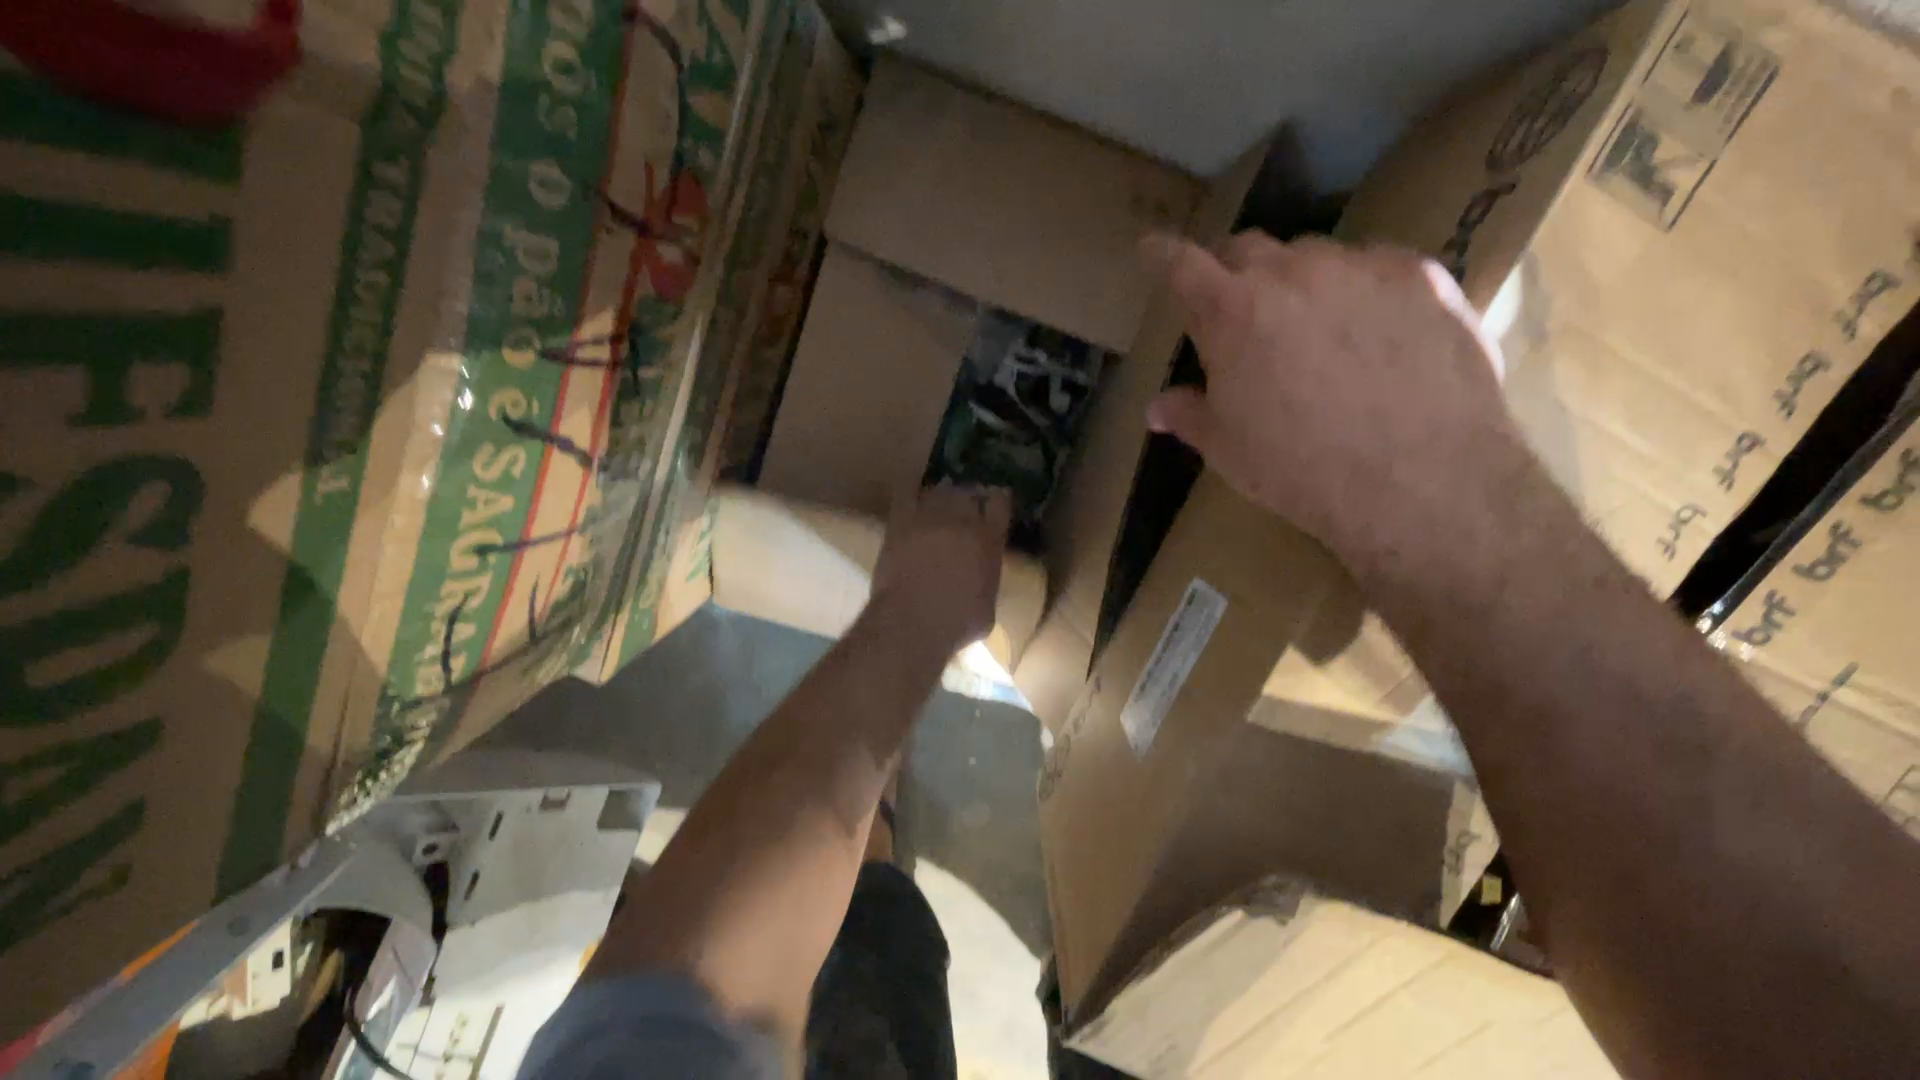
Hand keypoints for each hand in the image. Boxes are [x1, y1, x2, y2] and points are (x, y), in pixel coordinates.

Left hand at [869, 485, 1011, 653]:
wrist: (913, 621)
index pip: (1000, 503)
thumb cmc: (957, 623)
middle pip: (969, 491)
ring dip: (943, 493)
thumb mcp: (987, 608)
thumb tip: (982, 582)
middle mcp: (962, 520)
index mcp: (989, 539)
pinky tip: (911, 493)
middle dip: (969, 495)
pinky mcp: (900, 522)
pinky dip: (911, 492)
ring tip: (940, 499)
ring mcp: (930, 518)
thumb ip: (987, 584)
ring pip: (940, 490)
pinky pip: (906, 494)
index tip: (995, 501)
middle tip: (966, 503)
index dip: (997, 500)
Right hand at [1144, 231, 1528, 567]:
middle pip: (1248, 248)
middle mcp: (1292, 273)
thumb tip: (1157, 408)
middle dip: (1233, 270)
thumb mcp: (1228, 450)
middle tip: (1237, 304)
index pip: (1181, 266)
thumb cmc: (1300, 470)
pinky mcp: (1422, 276)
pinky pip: (1377, 267)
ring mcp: (1360, 267)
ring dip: (1301, 281)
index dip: (1161, 255)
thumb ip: (1189, 415)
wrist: (1419, 480)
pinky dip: (1362, 289)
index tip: (1152, 249)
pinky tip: (1376, 331)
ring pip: (1315, 256)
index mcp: (1231, 312)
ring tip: (1315, 325)